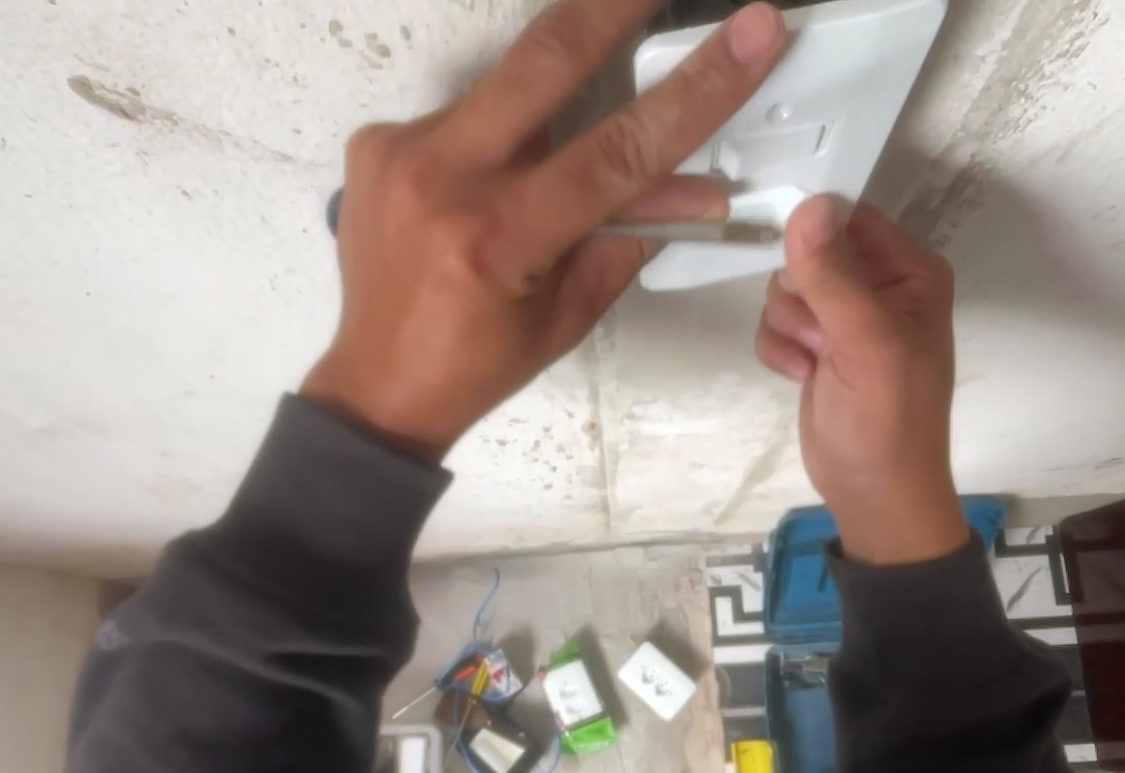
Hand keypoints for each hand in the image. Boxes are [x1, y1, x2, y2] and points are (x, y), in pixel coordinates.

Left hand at [302, 0, 788, 461]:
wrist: (379, 384)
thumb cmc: (478, 365)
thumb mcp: (567, 312)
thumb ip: (628, 239)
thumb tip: (695, 186)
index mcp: (499, 241)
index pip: (617, 153)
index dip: (694, 93)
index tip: (749, 38)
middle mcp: (442, 181)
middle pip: (545, 60)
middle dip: (615, 7)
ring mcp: (399, 153)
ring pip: (503, 93)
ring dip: (541, 116)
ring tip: (533, 186)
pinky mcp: (375, 144)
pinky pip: (460, 117)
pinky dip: (489, 144)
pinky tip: (476, 195)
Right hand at [756, 196, 969, 565]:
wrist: (871, 490)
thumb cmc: (885, 419)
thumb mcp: (865, 342)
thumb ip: (833, 275)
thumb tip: (806, 205)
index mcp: (908, 272)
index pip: (851, 219)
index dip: (816, 235)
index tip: (800, 271)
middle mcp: (877, 287)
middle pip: (809, 252)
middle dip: (800, 294)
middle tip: (819, 333)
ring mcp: (842, 319)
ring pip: (785, 290)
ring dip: (786, 326)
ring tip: (812, 360)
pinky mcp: (814, 348)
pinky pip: (775, 324)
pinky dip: (778, 349)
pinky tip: (799, 375)